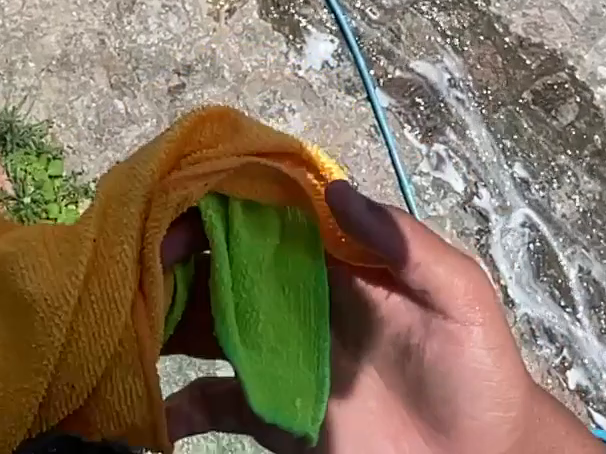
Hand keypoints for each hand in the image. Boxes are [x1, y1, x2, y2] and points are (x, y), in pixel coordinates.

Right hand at [165, 181, 604, 453]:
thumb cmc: (475, 369)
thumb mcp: (458, 295)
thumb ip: (406, 242)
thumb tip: (334, 190)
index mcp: (328, 257)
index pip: (261, 212)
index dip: (216, 201)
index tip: (178, 208)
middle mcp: (291, 294)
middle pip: (218, 260)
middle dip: (175, 255)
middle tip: (141, 267)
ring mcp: (276, 352)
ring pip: (203, 321)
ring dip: (163, 317)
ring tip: (130, 323)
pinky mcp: (271, 413)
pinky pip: (214, 402)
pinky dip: (180, 406)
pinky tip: (159, 415)